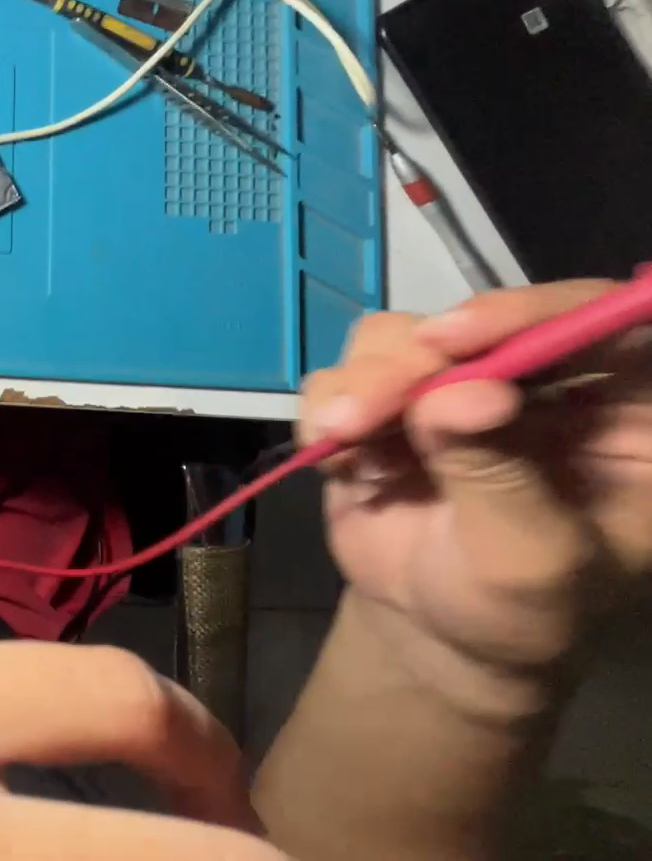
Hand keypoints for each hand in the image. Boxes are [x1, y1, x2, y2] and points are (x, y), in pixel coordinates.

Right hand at [298, 281, 651, 712]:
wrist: (435, 632)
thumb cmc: (520, 609)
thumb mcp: (529, 557)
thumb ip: (498, 474)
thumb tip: (464, 393)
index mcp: (620, 419)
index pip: (600, 326)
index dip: (530, 312)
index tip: (452, 338)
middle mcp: (536, 389)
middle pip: (469, 324)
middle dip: (408, 364)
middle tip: (366, 413)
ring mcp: (448, 394)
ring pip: (392, 341)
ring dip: (357, 384)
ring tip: (343, 438)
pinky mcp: (380, 408)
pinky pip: (337, 378)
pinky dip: (323, 411)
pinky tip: (337, 458)